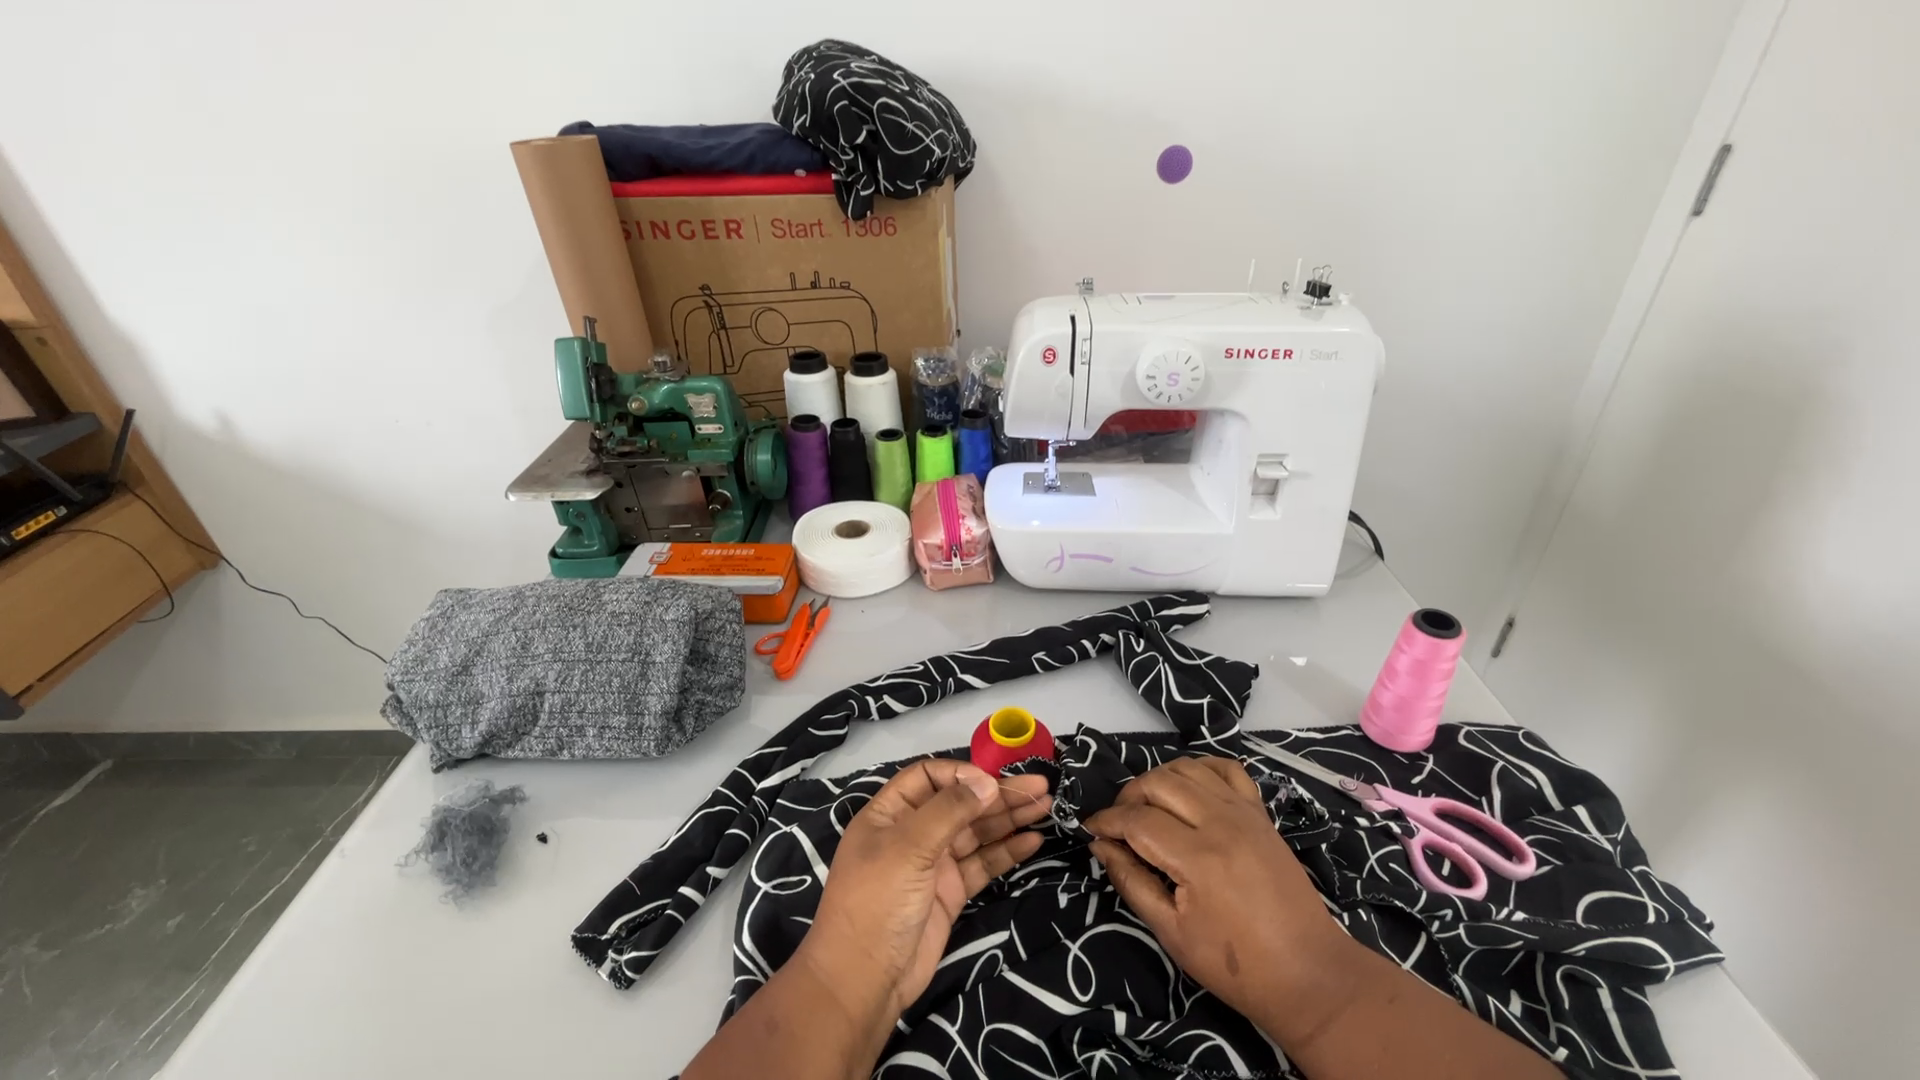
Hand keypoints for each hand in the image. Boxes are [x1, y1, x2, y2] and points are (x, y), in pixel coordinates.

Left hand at [798, 759, 1051, 1019]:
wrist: (864, 979)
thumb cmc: (877, 900)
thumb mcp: (908, 847)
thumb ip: (949, 811)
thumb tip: (987, 782)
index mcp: (889, 813)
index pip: (928, 777)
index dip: (961, 774)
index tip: (993, 782)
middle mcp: (912, 833)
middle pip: (959, 803)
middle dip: (997, 795)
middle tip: (1040, 789)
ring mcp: (933, 864)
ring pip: (976, 832)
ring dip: (1008, 819)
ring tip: (1046, 807)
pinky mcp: (951, 893)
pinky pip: (982, 864)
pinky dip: (1006, 852)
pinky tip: (1032, 841)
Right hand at [1085, 757, 1343, 1023]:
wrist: (1309, 973)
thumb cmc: (1236, 965)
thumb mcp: (1172, 933)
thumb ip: (1132, 882)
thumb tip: (1101, 847)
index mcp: (1197, 857)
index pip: (1137, 820)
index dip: (1106, 822)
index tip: (1090, 831)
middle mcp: (1221, 823)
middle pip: (1159, 783)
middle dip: (1127, 797)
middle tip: (1117, 824)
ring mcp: (1245, 813)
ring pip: (1188, 768)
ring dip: (1158, 780)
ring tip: (1147, 807)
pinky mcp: (1261, 815)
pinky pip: (1227, 770)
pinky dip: (1200, 769)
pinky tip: (1188, 789)